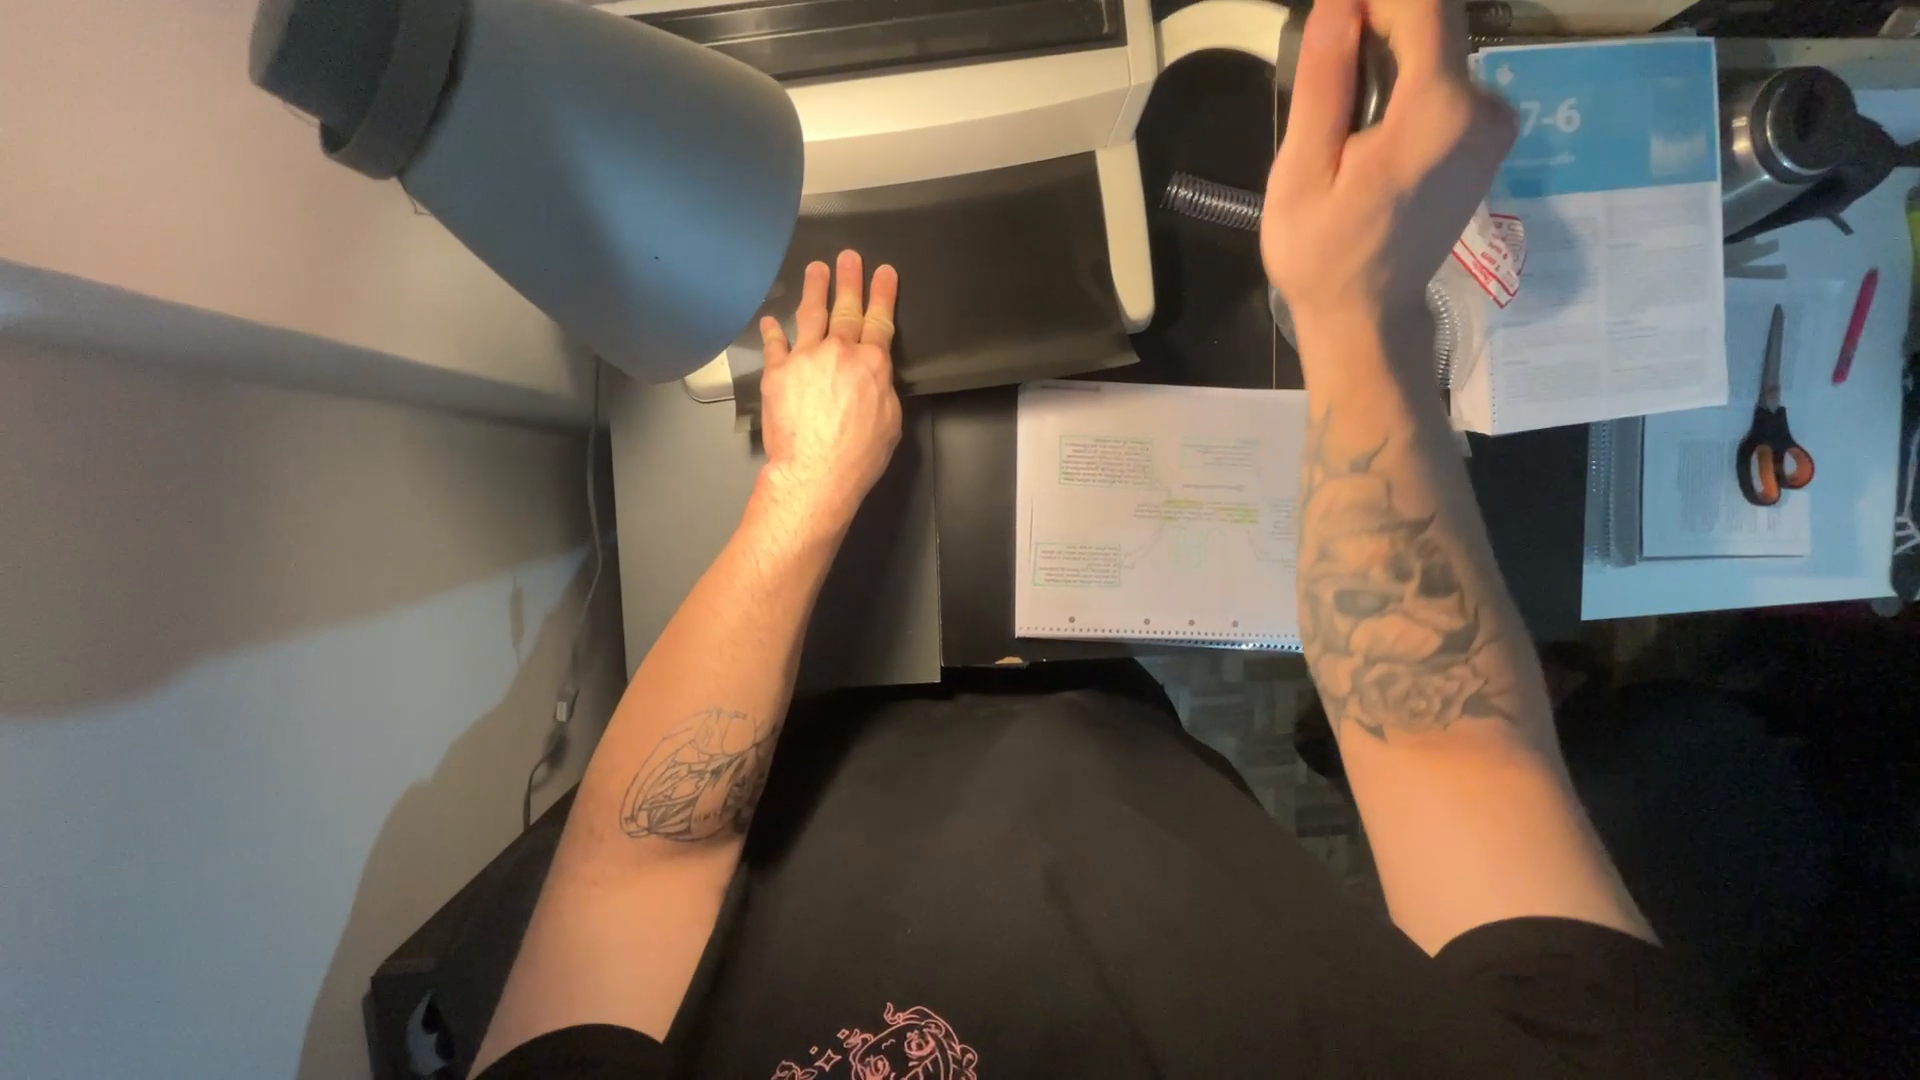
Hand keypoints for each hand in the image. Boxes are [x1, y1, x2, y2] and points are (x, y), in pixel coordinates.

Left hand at [756, 250, 902, 531]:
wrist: (816, 470)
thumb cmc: (859, 455)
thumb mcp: (890, 422)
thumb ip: (882, 390)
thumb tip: (874, 378)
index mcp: (873, 365)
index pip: (880, 322)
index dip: (883, 295)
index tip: (884, 273)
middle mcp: (839, 352)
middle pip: (846, 309)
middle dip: (850, 281)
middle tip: (849, 257)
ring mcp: (805, 359)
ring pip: (811, 316)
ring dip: (815, 289)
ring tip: (817, 269)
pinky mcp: (778, 373)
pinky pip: (775, 345)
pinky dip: (773, 331)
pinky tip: (771, 320)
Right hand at [1262, 0, 1514, 331]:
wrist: (1366, 317)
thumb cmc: (1321, 255)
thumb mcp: (1301, 174)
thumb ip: (1324, 85)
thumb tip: (1338, 4)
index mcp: (1437, 111)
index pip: (1423, 4)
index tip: (1333, 15)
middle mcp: (1485, 107)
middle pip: (1436, 26)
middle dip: (1380, 28)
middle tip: (1328, 76)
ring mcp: (1496, 127)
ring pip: (1442, 57)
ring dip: (1393, 63)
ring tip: (1346, 121)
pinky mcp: (1491, 143)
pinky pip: (1451, 88)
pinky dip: (1412, 90)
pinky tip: (1373, 136)